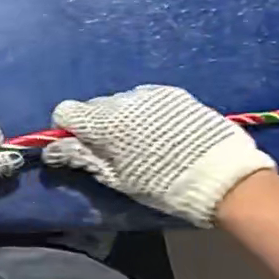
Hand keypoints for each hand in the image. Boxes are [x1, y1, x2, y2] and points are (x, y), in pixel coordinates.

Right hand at [41, 85, 275, 225]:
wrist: (226, 180)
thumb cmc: (162, 183)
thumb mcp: (116, 177)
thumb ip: (82, 157)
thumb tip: (52, 149)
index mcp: (103, 122)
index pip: (65, 112)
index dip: (68, 130)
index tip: (81, 147)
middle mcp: (122, 101)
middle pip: (93, 107)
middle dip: (97, 125)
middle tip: (113, 149)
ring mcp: (150, 95)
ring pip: (120, 103)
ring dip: (122, 119)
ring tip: (141, 141)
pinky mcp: (175, 95)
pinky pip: (146, 100)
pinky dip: (145, 114)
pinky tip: (161, 133)